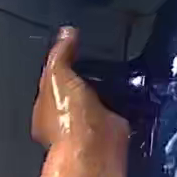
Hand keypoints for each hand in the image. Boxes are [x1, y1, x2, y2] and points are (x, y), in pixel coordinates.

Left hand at [33, 27, 128, 153]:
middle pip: (77, 87)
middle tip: (102, 52)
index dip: (63, 60)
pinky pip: (118, 103)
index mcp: (46, 106)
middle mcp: (66, 116)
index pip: (52, 77)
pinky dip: (124, 94)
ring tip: (120, 63)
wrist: (95, 145)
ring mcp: (90, 121)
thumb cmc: (68, 116)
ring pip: (99, 95)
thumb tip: (66, 32)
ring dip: (108, 84)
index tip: (76, 43)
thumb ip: (60, 53)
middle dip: (88, 73)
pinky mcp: (112, 124)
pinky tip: (130, 82)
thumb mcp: (57, 74)